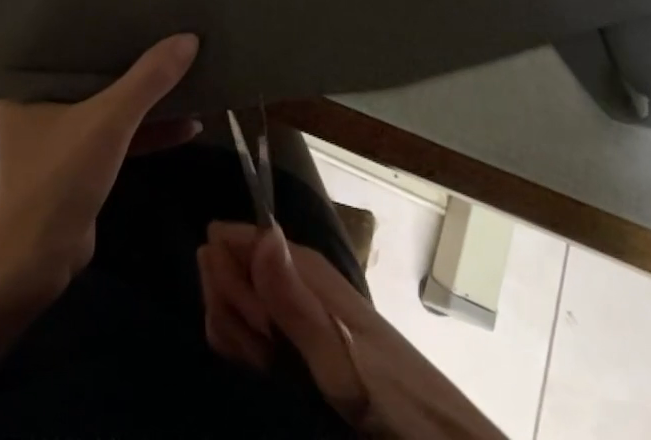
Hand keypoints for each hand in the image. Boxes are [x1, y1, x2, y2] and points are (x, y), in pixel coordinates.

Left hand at [0, 34, 202, 290]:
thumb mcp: (108, 122)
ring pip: (105, 105)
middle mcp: (35, 103)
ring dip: (142, 97)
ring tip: (185, 72)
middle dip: (125, 57)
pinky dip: (145, 131)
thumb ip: (147, 81)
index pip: (59, 40)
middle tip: (162, 26)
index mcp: (25, 84)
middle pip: (87, 71)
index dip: (92, 20)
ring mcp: (56, 135)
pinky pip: (114, 135)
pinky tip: (187, 124)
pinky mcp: (77, 163)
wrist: (39, 257)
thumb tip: (188, 38)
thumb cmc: (59, 177)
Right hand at [198, 222, 507, 439]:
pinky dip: (240, 349)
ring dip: (235, 335)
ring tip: (272, 368)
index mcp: (301, 265)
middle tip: (269, 352)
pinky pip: (234, 326)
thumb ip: (295, 300)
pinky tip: (265, 372)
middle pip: (218, 267)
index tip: (259, 325)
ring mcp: (282, 304)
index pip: (224, 240)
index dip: (229, 281)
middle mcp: (287, 274)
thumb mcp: (341, 358)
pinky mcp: (280, 333)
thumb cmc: (394, 399)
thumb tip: (263, 231)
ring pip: (222, 298)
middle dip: (229, 310)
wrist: (432, 438)